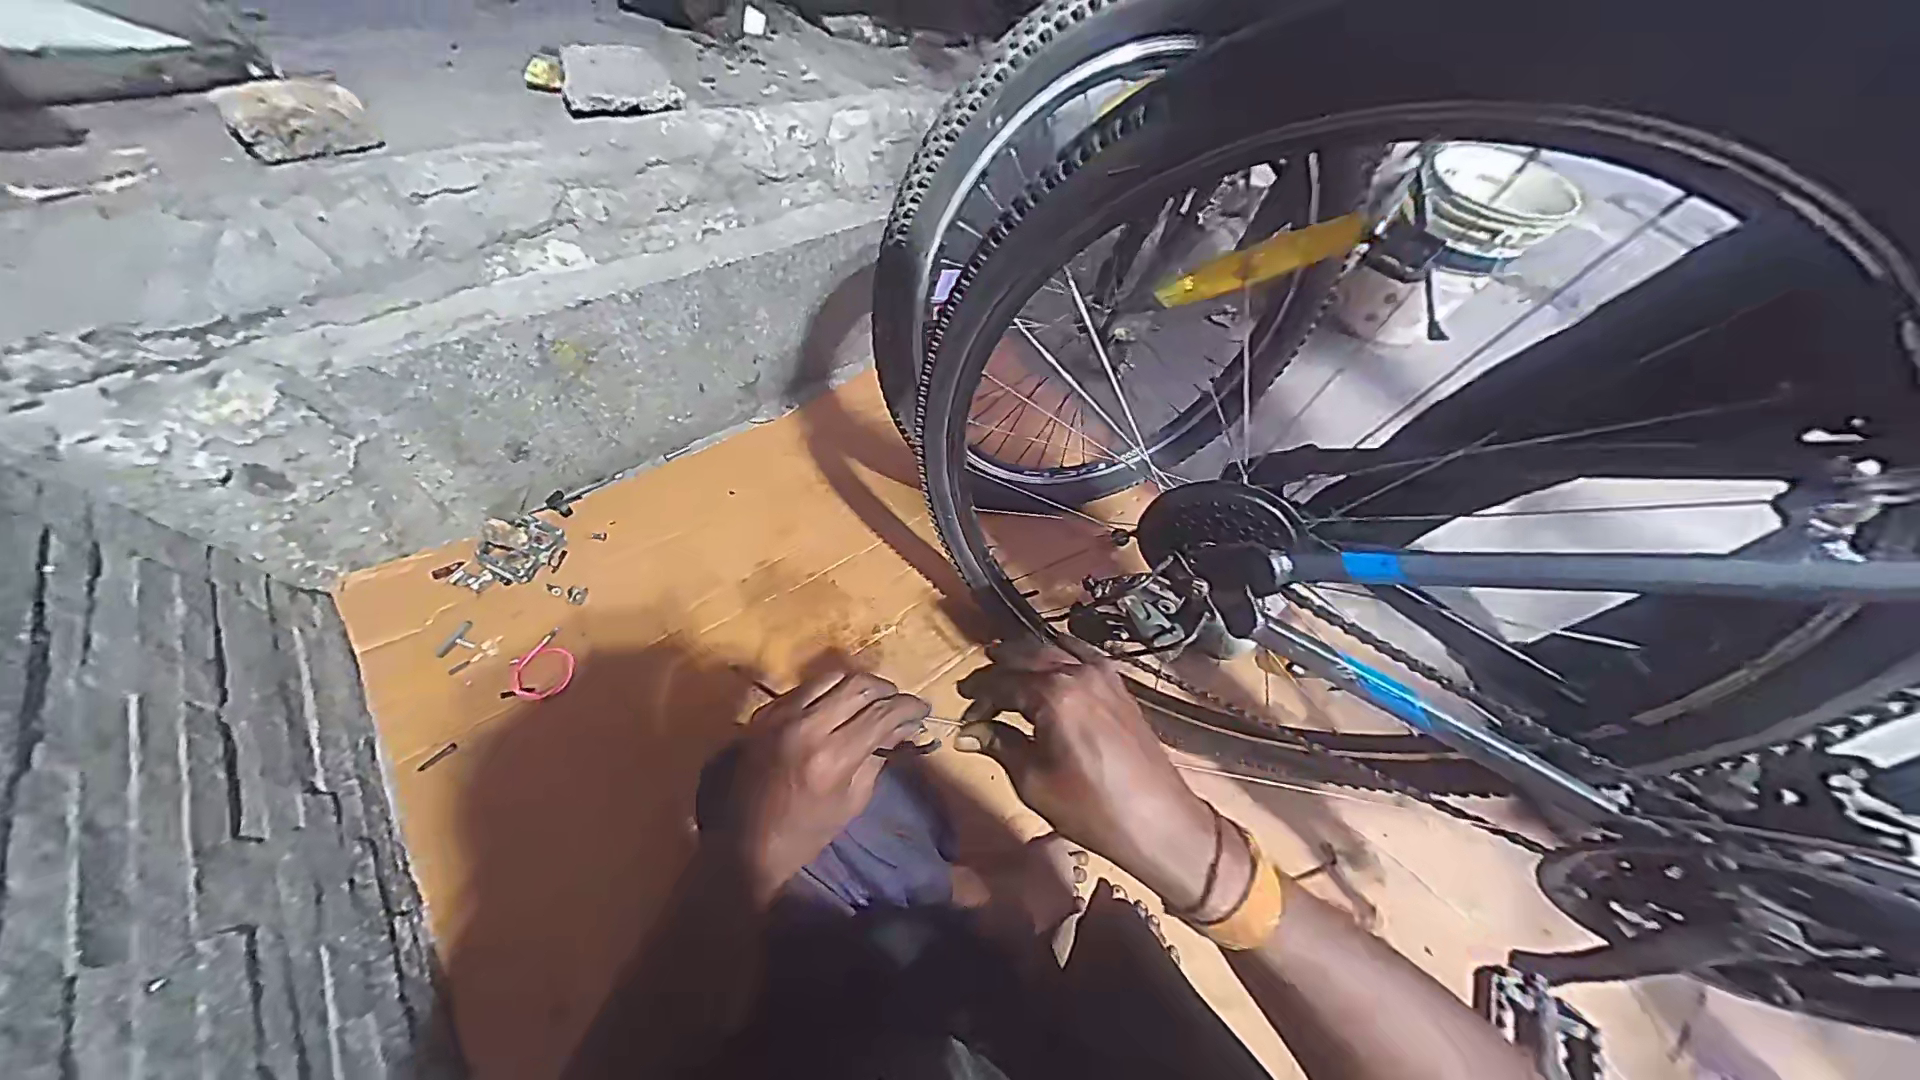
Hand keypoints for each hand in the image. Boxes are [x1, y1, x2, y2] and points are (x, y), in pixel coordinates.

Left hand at [714, 671, 930, 905]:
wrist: (743, 844)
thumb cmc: (805, 834)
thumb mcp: (853, 801)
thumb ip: (879, 755)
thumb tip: (905, 725)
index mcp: (832, 756)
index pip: (881, 713)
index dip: (908, 707)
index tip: (921, 709)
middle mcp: (807, 726)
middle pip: (860, 685)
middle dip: (888, 690)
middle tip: (898, 703)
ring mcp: (782, 714)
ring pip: (833, 676)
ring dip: (861, 684)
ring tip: (873, 698)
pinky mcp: (766, 712)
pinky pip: (808, 686)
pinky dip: (832, 690)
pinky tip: (840, 704)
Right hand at [955, 637, 1226, 913]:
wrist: (1160, 822)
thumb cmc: (1093, 808)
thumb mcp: (1034, 781)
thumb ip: (999, 744)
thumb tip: (968, 733)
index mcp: (1054, 693)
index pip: (1001, 682)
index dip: (977, 697)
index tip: (965, 715)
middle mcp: (1077, 671)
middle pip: (1024, 656)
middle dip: (995, 672)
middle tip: (975, 692)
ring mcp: (1101, 673)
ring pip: (1050, 650)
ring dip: (1022, 661)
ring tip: (1001, 677)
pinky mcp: (1116, 683)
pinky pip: (1075, 657)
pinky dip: (1052, 661)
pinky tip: (1042, 676)